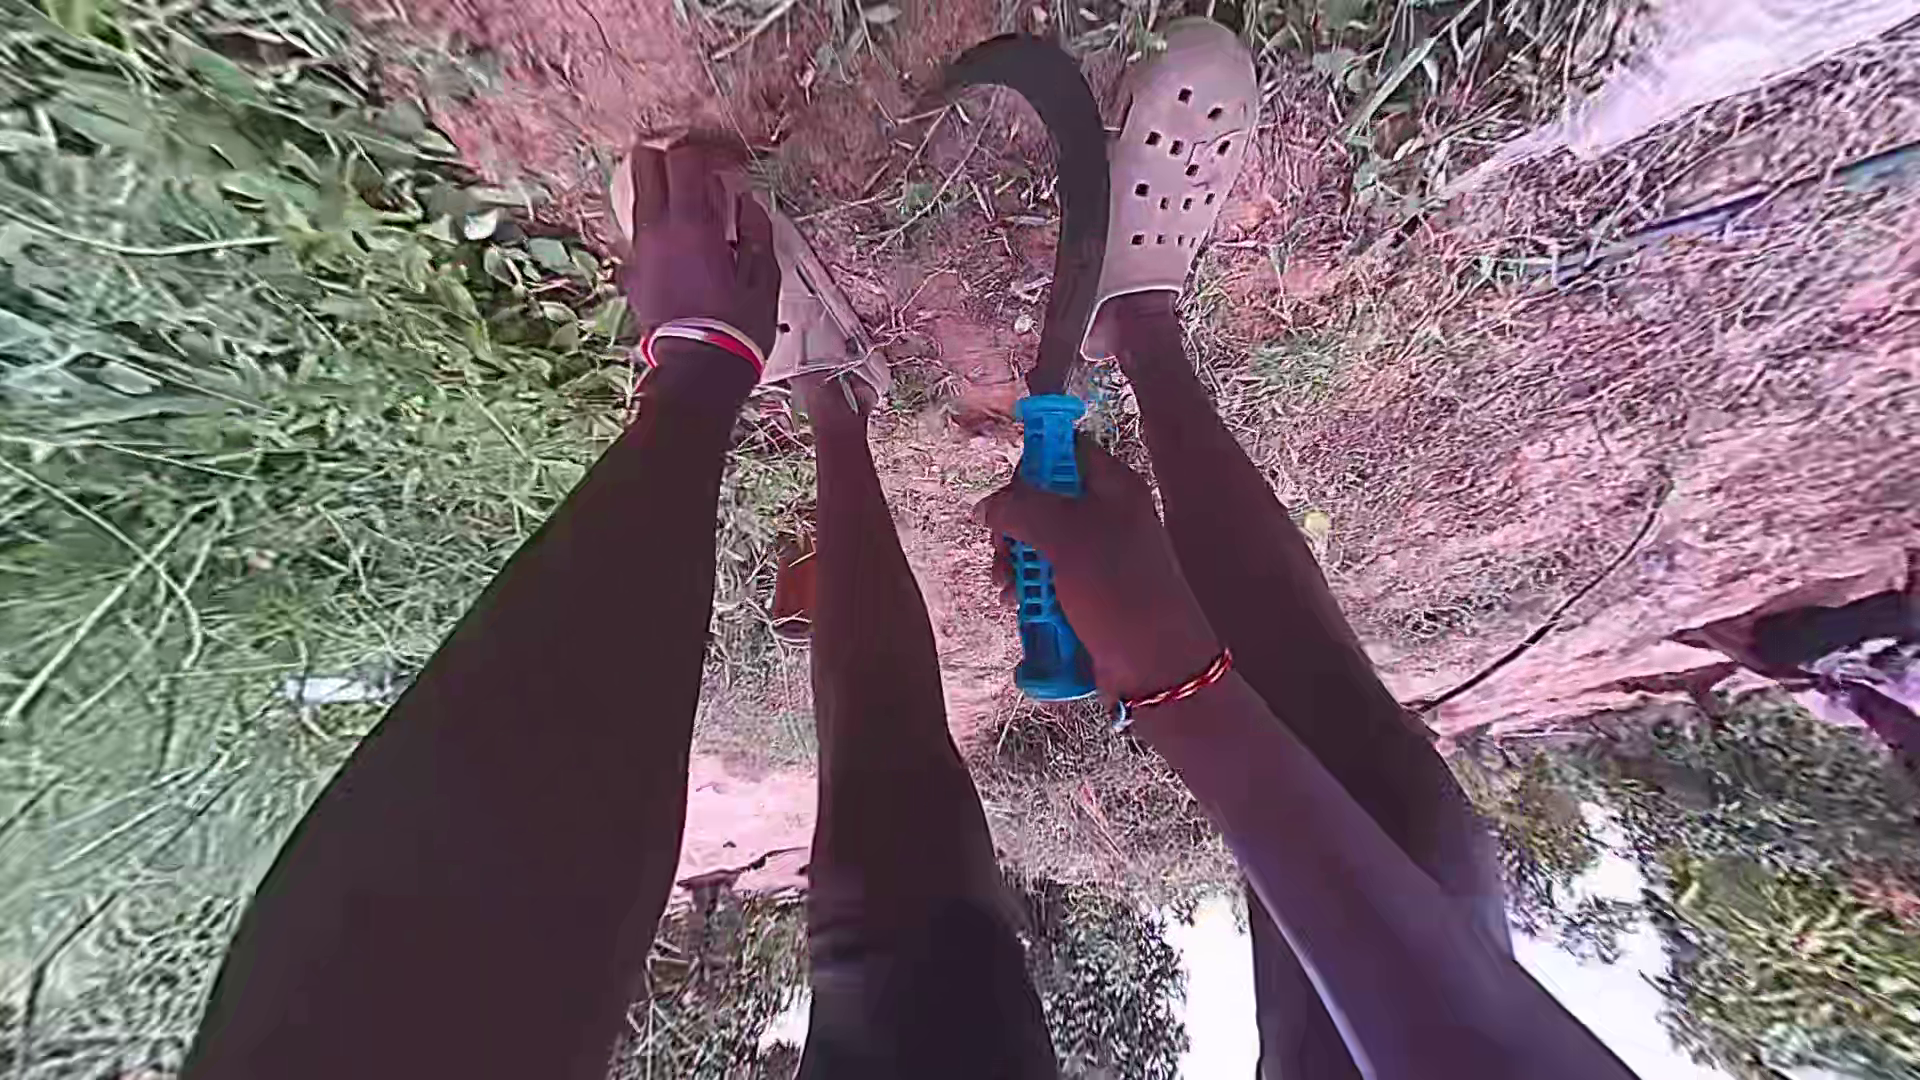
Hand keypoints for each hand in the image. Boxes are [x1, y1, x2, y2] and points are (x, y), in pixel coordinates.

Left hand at [614, 141, 778, 355]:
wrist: (698, 370)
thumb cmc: (737, 329)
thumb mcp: (764, 282)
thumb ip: (757, 235)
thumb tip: (749, 205)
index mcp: (691, 225)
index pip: (685, 159)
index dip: (709, 154)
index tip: (730, 167)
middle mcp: (656, 229)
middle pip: (645, 162)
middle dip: (673, 162)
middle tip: (704, 180)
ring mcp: (639, 250)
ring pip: (639, 195)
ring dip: (665, 194)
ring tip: (698, 218)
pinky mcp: (634, 273)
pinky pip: (642, 231)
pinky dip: (661, 227)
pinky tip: (686, 251)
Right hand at [978, 440, 1219, 698]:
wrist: (1153, 665)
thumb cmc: (1117, 589)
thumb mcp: (1067, 537)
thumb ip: (1020, 510)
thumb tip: (984, 508)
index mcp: (1112, 487)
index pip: (1064, 450)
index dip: (1033, 463)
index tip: (1009, 492)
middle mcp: (1102, 514)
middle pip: (1039, 499)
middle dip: (1012, 524)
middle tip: (1004, 547)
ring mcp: (1090, 553)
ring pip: (1033, 539)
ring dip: (1013, 560)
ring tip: (1007, 584)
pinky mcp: (1079, 587)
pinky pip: (1040, 573)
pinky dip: (1023, 585)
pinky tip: (1015, 602)